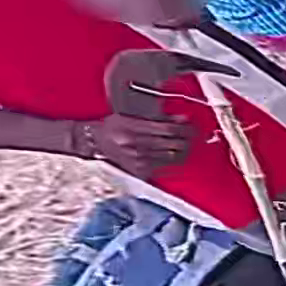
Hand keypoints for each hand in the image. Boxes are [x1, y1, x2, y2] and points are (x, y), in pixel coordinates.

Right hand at [76, 113, 191, 177]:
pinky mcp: (140, 169)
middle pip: (174, 144)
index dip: (184, 128)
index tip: (191, 127)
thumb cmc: (113, 127)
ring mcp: (138, 158)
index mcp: (131, 128)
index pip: (168, 129)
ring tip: (184, 144)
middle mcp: (134, 144)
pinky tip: (173, 153)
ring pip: (174, 156)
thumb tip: (183, 118)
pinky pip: (166, 165)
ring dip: (183, 150)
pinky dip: (173, 159)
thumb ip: (158, 118)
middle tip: (192, 136)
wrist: (93, 142)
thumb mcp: (131, 116)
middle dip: (187, 139)